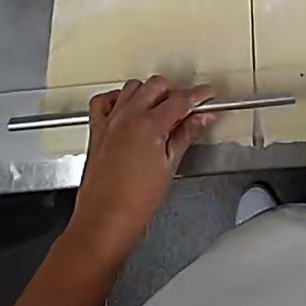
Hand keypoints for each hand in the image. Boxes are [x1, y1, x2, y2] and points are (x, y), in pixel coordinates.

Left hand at [65, 76, 216, 258]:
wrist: (105, 221)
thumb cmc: (135, 201)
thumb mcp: (170, 164)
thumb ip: (186, 134)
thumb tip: (202, 118)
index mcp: (150, 124)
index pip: (181, 99)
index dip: (200, 94)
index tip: (209, 94)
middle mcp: (128, 117)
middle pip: (156, 85)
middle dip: (176, 90)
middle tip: (188, 103)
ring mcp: (110, 122)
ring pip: (132, 87)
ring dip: (149, 91)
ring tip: (162, 105)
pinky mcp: (97, 131)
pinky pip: (103, 101)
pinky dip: (117, 98)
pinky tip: (128, 106)